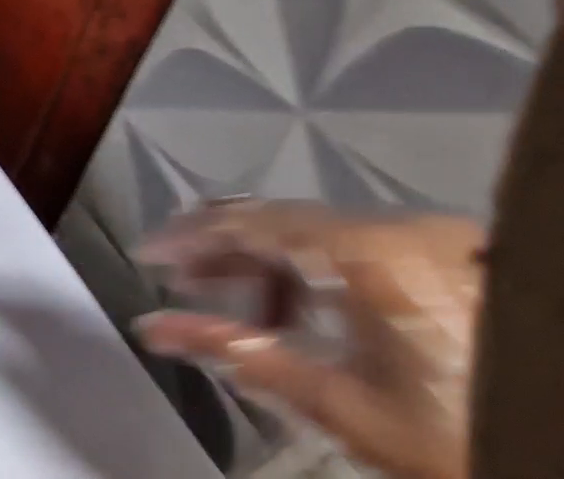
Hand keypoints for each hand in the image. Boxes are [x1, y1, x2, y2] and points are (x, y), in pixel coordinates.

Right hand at [135, 200, 482, 478]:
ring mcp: (439, 240)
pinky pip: (364, 243)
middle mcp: (403, 229)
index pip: (251, 224)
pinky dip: (321, 267)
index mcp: (368, 253)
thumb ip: (236, 352)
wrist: (556, 452)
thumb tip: (152, 327)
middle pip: (284, 220)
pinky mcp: (462, 257)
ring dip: (271, 260)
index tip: (148, 254)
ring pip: (323, 231)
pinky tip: (305, 305)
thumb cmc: (453, 437)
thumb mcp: (337, 403)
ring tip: (239, 299)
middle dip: (225, 248)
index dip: (190, 237)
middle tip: (179, 275)